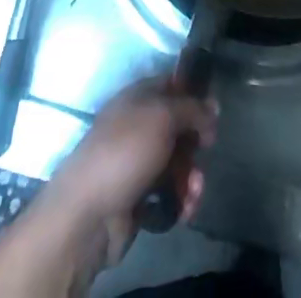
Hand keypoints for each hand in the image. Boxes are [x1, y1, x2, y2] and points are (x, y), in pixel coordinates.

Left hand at [42, 75, 217, 265]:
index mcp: (135, 100)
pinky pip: (169, 193)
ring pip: (177, 163)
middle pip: (178, 128)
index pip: (169, 85)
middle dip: (196, 143)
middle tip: (205, 150)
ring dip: (192, 177)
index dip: (192, 94)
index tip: (212, 111)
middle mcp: (136, 128)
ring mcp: (136, 164)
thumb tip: (213, 107)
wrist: (87, 215)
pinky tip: (185, 208)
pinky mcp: (138, 198)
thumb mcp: (162, 116)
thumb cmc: (124, 153)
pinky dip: (181, 200)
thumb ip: (192, 108)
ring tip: (193, 191)